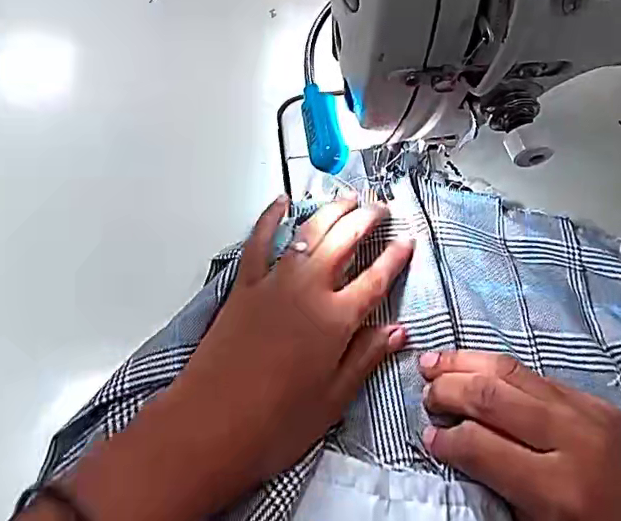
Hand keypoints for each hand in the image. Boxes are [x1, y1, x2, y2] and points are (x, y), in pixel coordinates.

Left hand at [53, 193, 413, 520]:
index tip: (407, 241)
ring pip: (308, 232)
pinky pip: (260, 238)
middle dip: (367, 219)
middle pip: (344, 241)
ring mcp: (274, 280)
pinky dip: (271, 215)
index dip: (394, 258)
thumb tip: (397, 331)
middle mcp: (308, 289)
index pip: (375, 279)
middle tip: (381, 209)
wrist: (213, 421)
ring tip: (347, 199)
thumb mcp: (333, 400)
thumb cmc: (275, 422)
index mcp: (336, 319)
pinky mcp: (245, 282)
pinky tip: (281, 201)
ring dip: (331, 211)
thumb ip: (366, 358)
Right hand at [420, 351, 620, 520]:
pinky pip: (539, 375)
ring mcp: (590, 414)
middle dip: (449, 388)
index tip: (428, 438)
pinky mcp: (601, 404)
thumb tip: (462, 450)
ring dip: (467, 362)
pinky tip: (481, 369)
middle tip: (424, 393)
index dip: (447, 439)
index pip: (482, 446)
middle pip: (492, 395)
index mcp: (563, 491)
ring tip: (434, 362)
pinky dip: (501, 369)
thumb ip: (509, 492)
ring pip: (512, 371)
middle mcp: (574, 440)